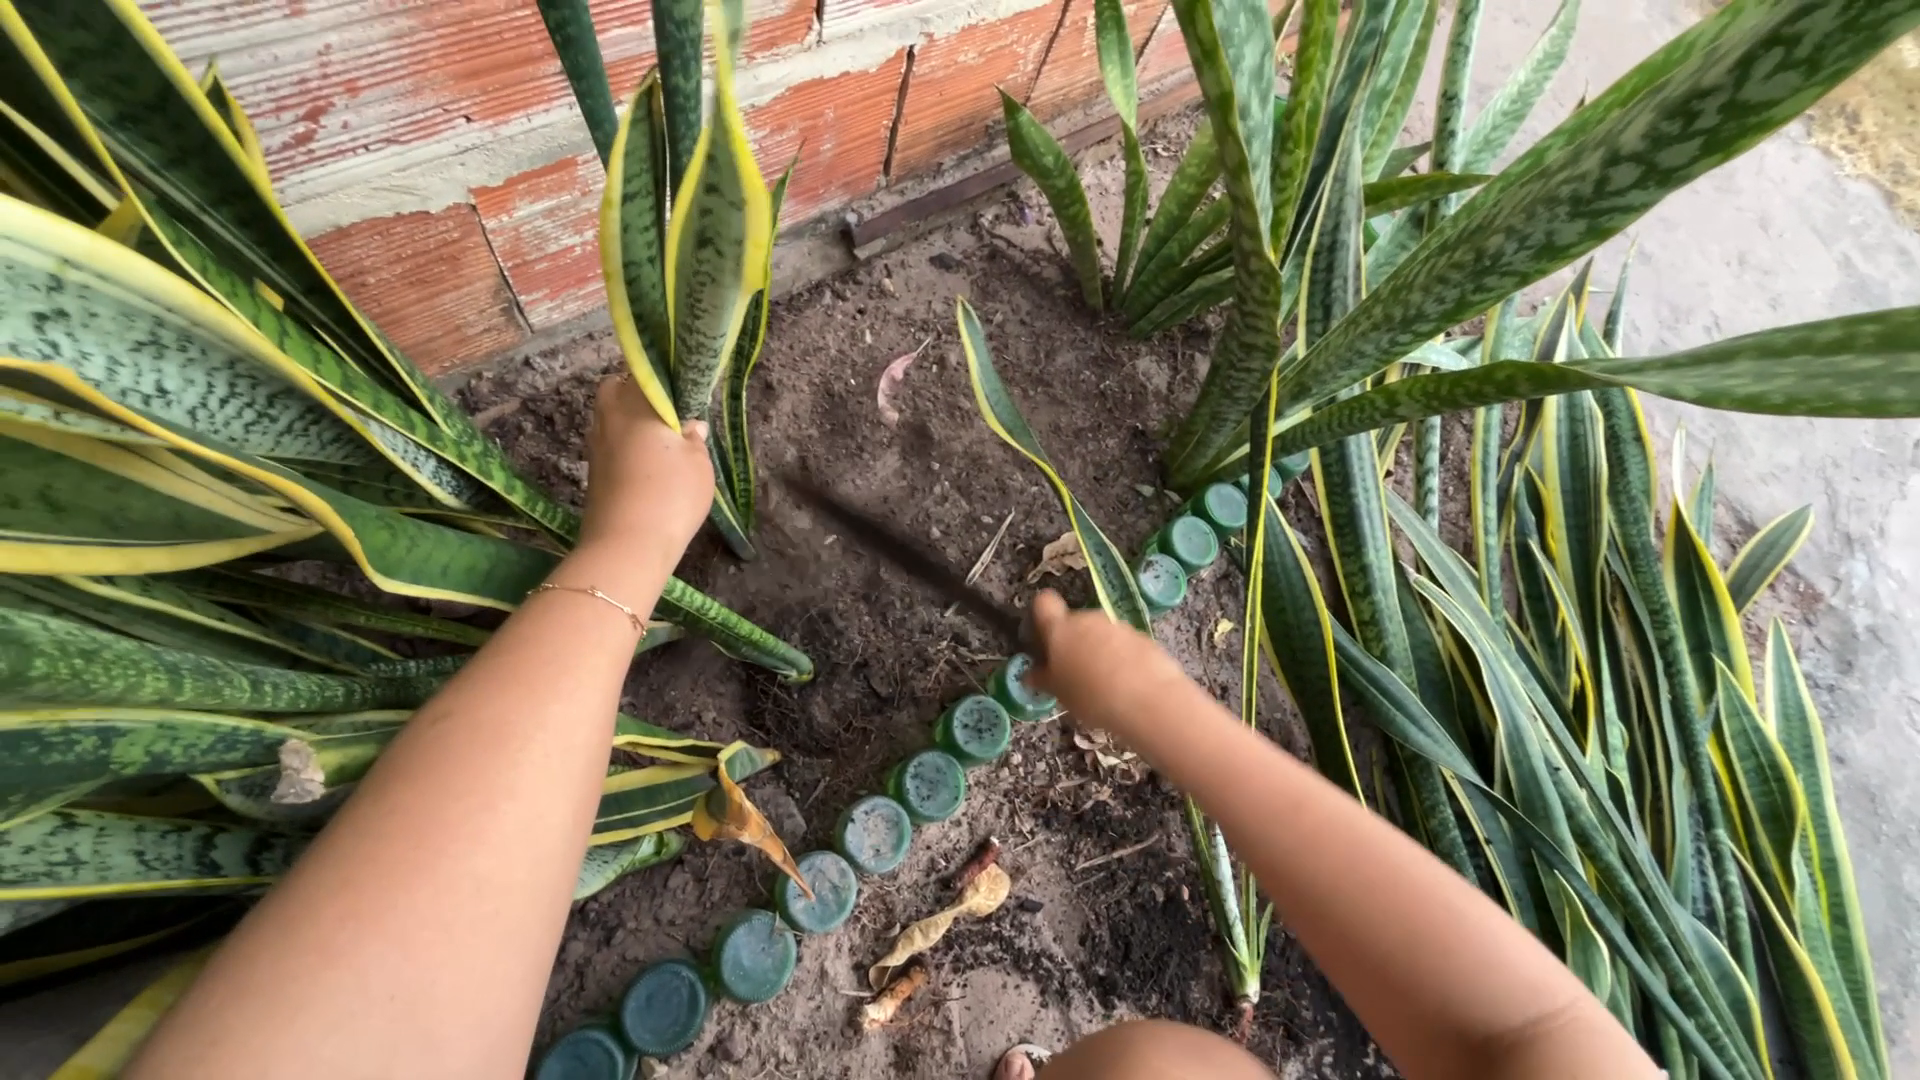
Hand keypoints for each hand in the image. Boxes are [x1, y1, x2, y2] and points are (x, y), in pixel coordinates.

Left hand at [576, 375, 713, 561]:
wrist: (628, 543)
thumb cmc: (672, 494)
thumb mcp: (700, 464)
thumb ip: (695, 440)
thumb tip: (691, 426)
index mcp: (637, 403)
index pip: (646, 370)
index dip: (665, 375)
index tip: (683, 388)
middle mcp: (610, 415)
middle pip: (617, 387)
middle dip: (637, 392)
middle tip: (667, 412)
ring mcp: (596, 443)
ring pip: (610, 416)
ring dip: (630, 421)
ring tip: (661, 441)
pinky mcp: (593, 469)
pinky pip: (609, 442)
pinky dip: (625, 444)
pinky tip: (647, 464)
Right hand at [1027, 590, 1192, 746]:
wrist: (1148, 699)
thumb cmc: (1091, 696)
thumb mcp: (1059, 694)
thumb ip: (1043, 679)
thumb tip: (1030, 674)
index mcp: (1061, 629)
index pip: (1044, 603)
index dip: (1041, 614)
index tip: (1044, 636)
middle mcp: (1088, 619)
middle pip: (1075, 622)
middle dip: (1073, 642)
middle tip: (1074, 672)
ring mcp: (1117, 626)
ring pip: (1100, 634)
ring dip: (1099, 650)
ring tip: (1104, 683)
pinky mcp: (1142, 637)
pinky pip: (1124, 644)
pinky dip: (1122, 658)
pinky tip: (1127, 683)